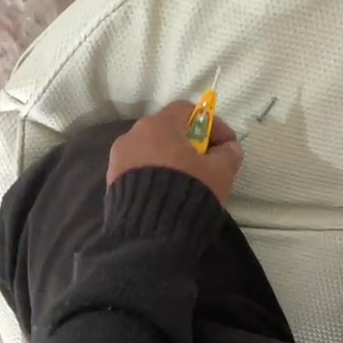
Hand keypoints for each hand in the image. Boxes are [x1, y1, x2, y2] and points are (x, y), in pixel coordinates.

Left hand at [106, 101, 244, 205]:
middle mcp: (133, 134)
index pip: (187, 110)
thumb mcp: (219, 173)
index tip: (226, 143)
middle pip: (166, 129)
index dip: (211, 123)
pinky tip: (165, 193)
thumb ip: (228, 155)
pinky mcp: (112, 180)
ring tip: (185, 180)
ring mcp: (118, 157)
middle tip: (206, 163)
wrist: (149, 232)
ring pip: (150, 150)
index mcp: (159, 125)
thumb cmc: (187, 192)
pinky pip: (138, 169)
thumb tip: (230, 147)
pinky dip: (154, 174)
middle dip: (189, 142)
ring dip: (169, 159)